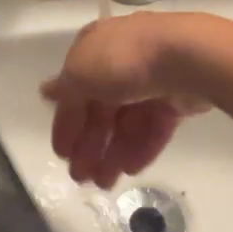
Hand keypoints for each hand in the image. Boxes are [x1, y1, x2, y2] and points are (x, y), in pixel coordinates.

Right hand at [41, 14, 212, 188]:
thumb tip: (46, 92)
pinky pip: (151, 127)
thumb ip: (65, 89)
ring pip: (125, 123)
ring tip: (104, 183)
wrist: (186, 58)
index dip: (66, 122)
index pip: (73, 90)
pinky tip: (129, 169)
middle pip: (99, 110)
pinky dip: (139, 147)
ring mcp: (149, 80)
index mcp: (93, 48)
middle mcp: (119, 62)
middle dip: (89, 145)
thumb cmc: (122, 60)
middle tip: (81, 178)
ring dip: (111, 153)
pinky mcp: (175, 99)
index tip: (61, 153)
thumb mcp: (80, 72)